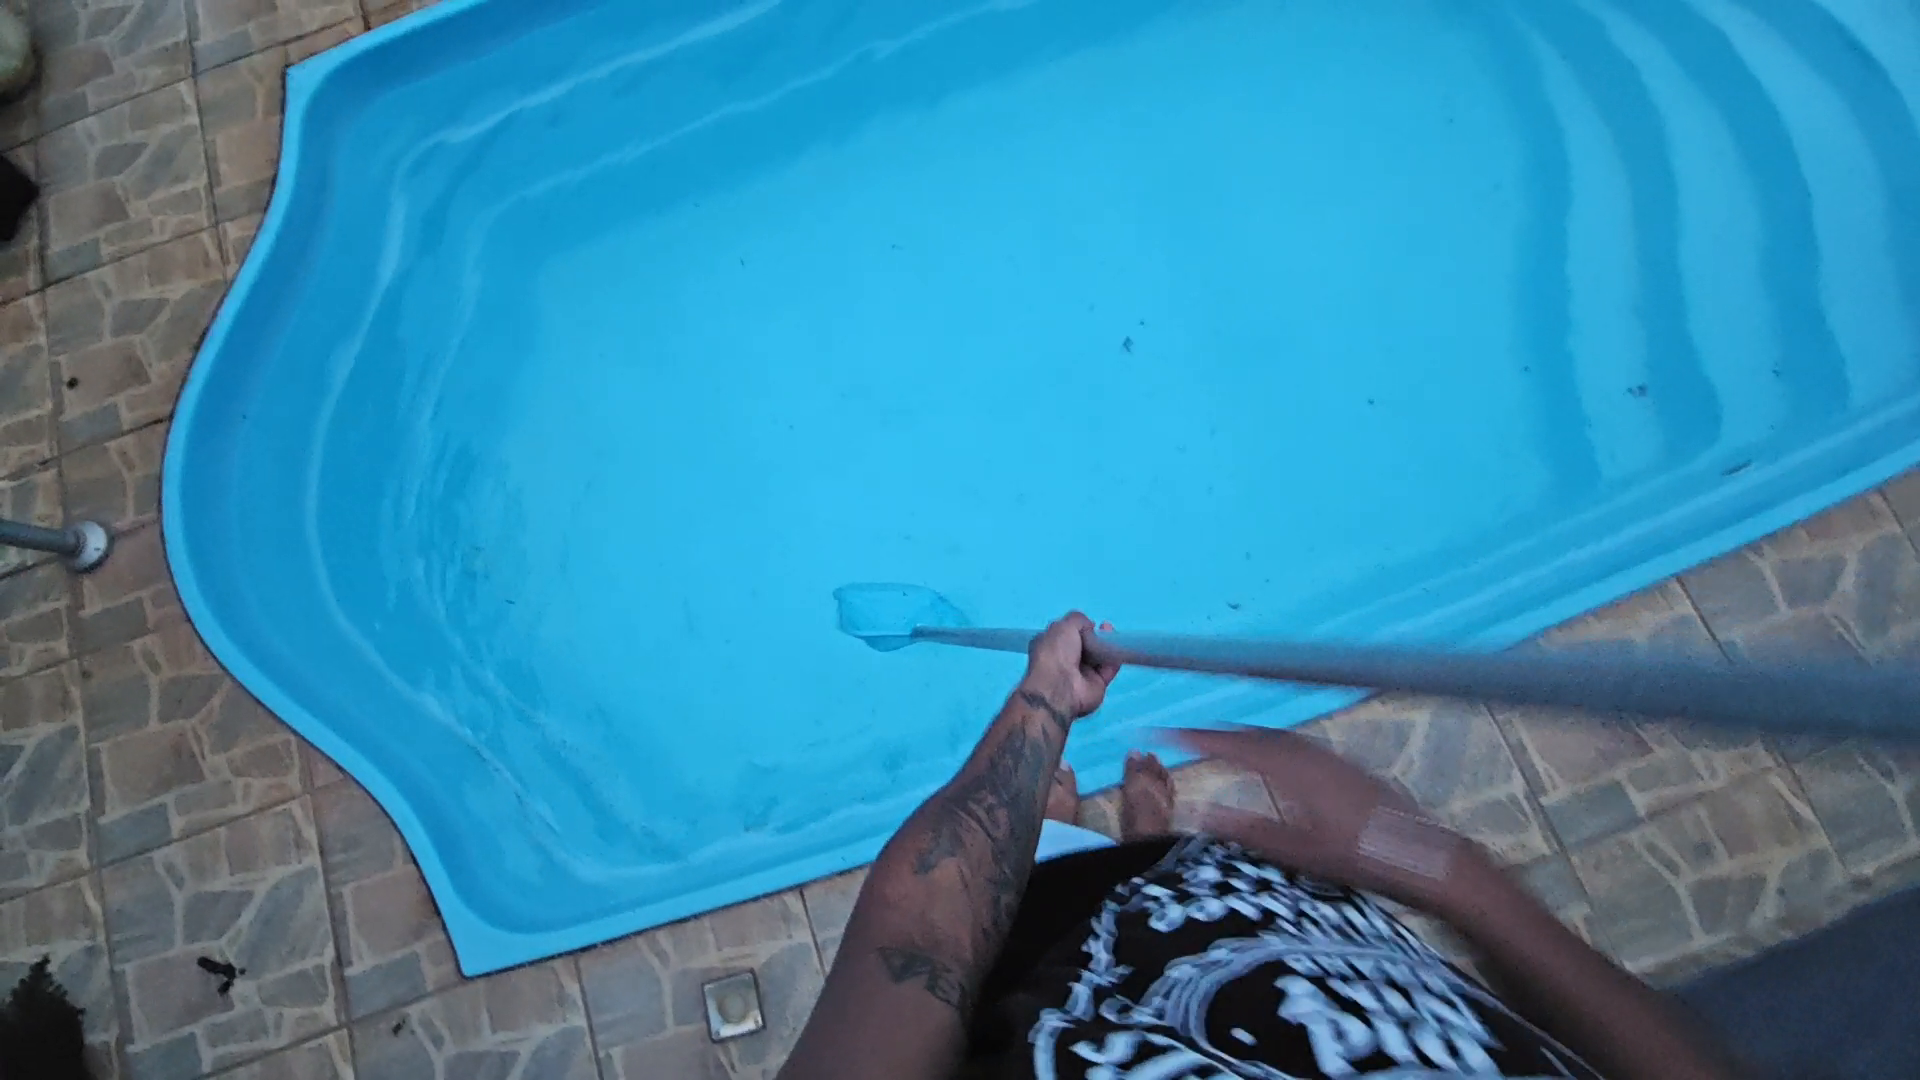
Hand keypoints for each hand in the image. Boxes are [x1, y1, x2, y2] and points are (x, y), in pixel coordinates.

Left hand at [1023, 612, 1120, 719]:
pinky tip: (1119, 648)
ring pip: (1098, 657)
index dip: (1079, 628)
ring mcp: (1080, 674)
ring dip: (1107, 645)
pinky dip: (1115, 660)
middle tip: (1105, 627)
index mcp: (1049, 645)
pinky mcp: (1096, 685)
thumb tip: (1090, 626)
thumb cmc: (1056, 652)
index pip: (1065, 635)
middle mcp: (1064, 660)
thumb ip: (1078, 620)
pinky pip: (1108, 670)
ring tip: (1113, 634)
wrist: (1060, 687)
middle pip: (1084, 645)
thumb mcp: (1063, 626)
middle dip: (1095, 635)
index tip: (1090, 623)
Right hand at [1169, 727, 1477, 910]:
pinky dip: (1274, 744)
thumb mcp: (1303, 854)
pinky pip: (1299, 745)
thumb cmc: (1365, 859)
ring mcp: (1333, 759)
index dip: (1200, 738)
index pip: (1236, 746)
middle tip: (1190, 736)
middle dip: (1221, 733)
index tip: (1169, 731)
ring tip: (1225, 742)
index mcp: (1294, 770)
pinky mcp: (1350, 769)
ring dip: (1248, 736)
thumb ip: (1251, 833)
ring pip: (1280, 738)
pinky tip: (1278, 760)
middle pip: (1256, 735)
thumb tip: (1201, 814)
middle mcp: (1311, 755)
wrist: (1434, 861)